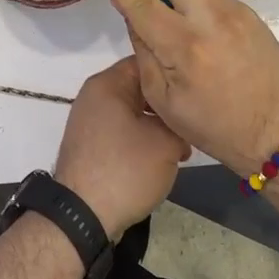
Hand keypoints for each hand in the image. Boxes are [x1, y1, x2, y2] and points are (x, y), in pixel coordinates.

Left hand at [54, 57, 190, 238]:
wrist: (82, 215)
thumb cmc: (125, 169)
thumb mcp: (164, 143)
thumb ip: (179, 123)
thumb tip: (181, 126)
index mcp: (108, 83)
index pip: (145, 63)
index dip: (173, 73)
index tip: (196, 87)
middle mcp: (94, 95)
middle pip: (139, 88)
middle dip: (167, 105)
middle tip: (193, 121)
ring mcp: (89, 120)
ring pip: (132, 112)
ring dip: (156, 125)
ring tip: (181, 146)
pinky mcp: (90, 144)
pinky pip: (122, 131)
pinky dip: (141, 139)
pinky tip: (160, 158)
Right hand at [99, 0, 278, 176]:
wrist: (277, 131)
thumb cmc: (212, 125)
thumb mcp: (162, 98)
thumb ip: (142, 46)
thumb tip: (127, 7)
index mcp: (184, 47)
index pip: (143, 0)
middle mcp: (211, 20)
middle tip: (152, 2)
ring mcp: (236, 13)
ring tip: (181, 27)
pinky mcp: (251, 13)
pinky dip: (199, 7)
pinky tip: (205, 37)